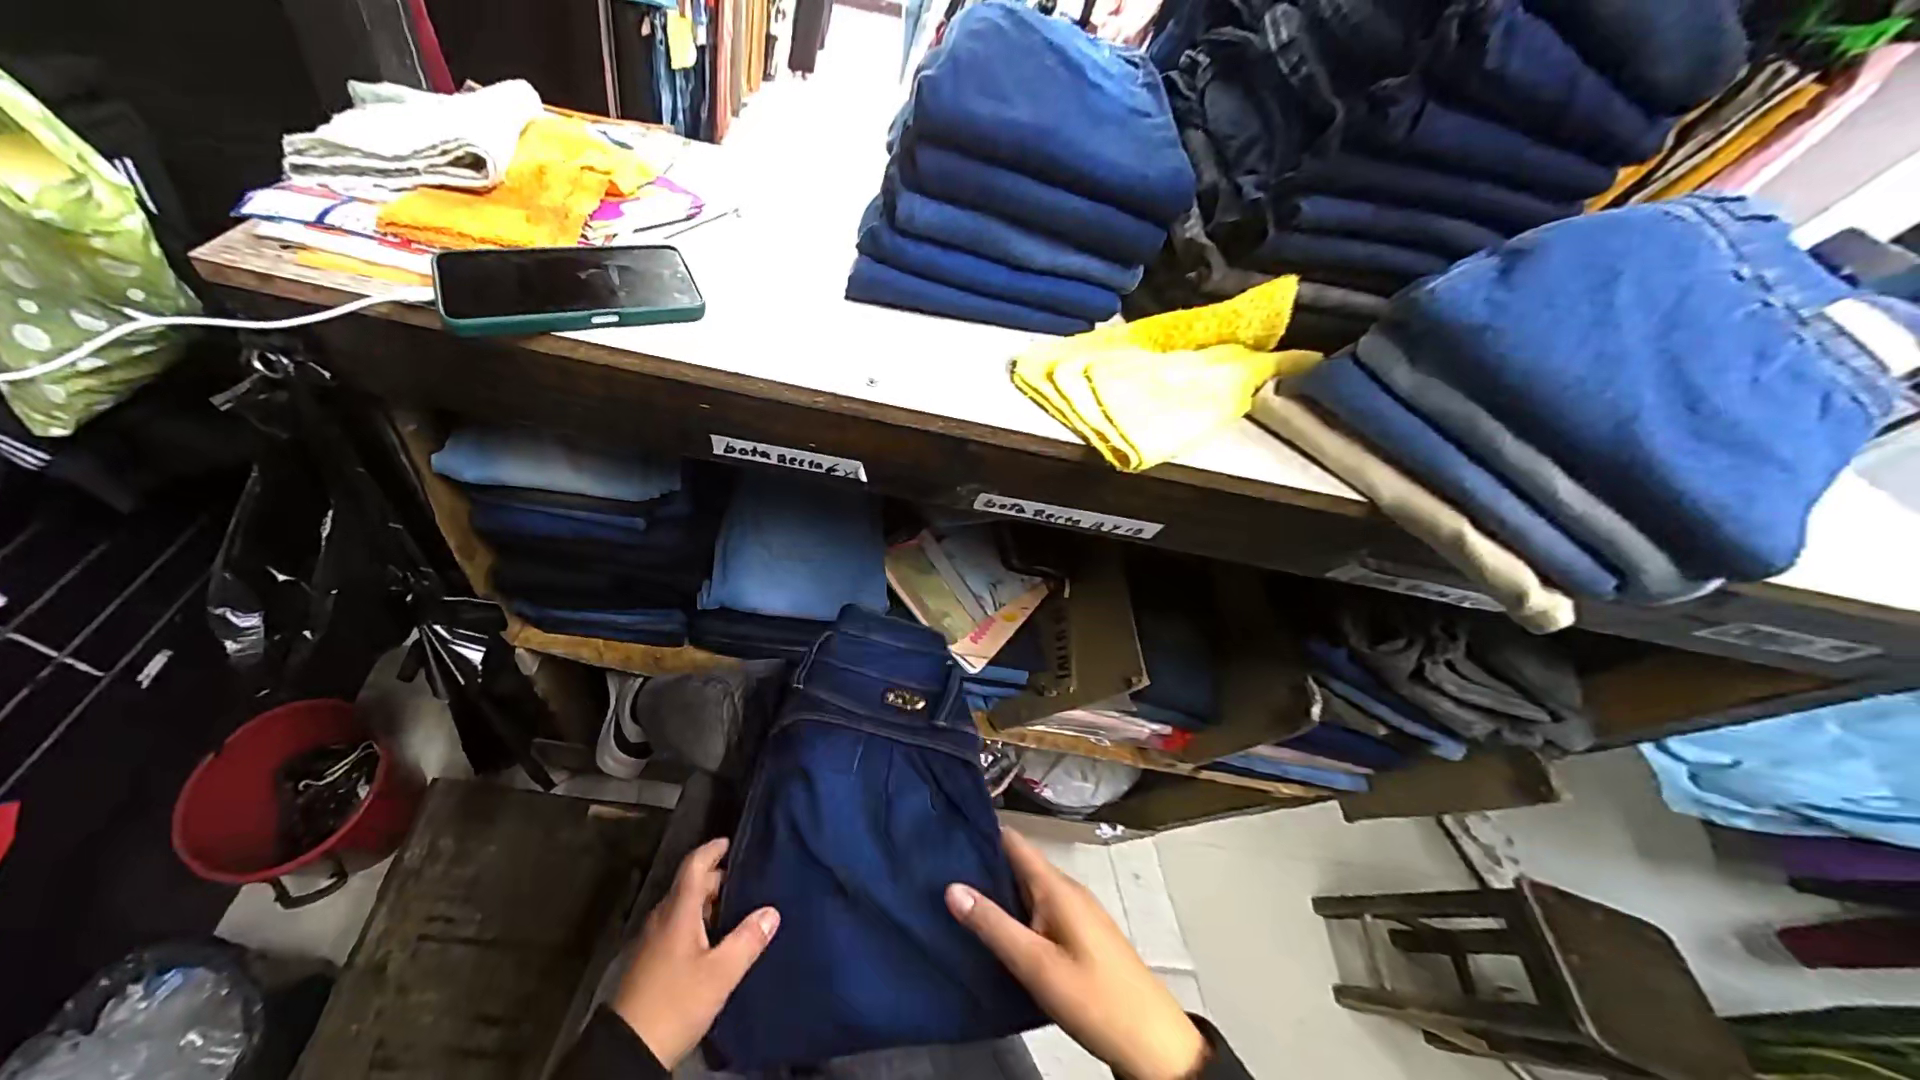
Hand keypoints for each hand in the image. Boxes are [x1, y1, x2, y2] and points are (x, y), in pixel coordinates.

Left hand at [611, 837, 779, 1068]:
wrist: (627, 1051)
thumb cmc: (676, 1002)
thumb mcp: (720, 973)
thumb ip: (747, 940)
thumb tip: (771, 911)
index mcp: (677, 912)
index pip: (694, 866)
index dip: (712, 850)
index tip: (730, 842)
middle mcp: (661, 919)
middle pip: (689, 886)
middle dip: (716, 879)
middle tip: (746, 880)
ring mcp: (652, 942)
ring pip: (682, 908)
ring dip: (707, 902)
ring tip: (736, 908)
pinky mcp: (650, 963)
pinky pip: (676, 927)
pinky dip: (697, 922)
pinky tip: (714, 939)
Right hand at [946, 828, 1207, 1079]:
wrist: (1151, 1042)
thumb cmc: (1093, 998)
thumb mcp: (1035, 965)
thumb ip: (993, 925)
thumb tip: (952, 887)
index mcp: (1057, 888)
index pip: (1014, 842)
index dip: (983, 832)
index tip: (948, 831)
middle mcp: (1067, 891)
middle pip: (1019, 864)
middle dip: (984, 864)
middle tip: (940, 871)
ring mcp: (1077, 912)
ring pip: (1029, 889)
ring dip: (998, 890)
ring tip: (958, 897)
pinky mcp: (1080, 935)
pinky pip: (1040, 909)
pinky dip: (1015, 911)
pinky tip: (995, 929)